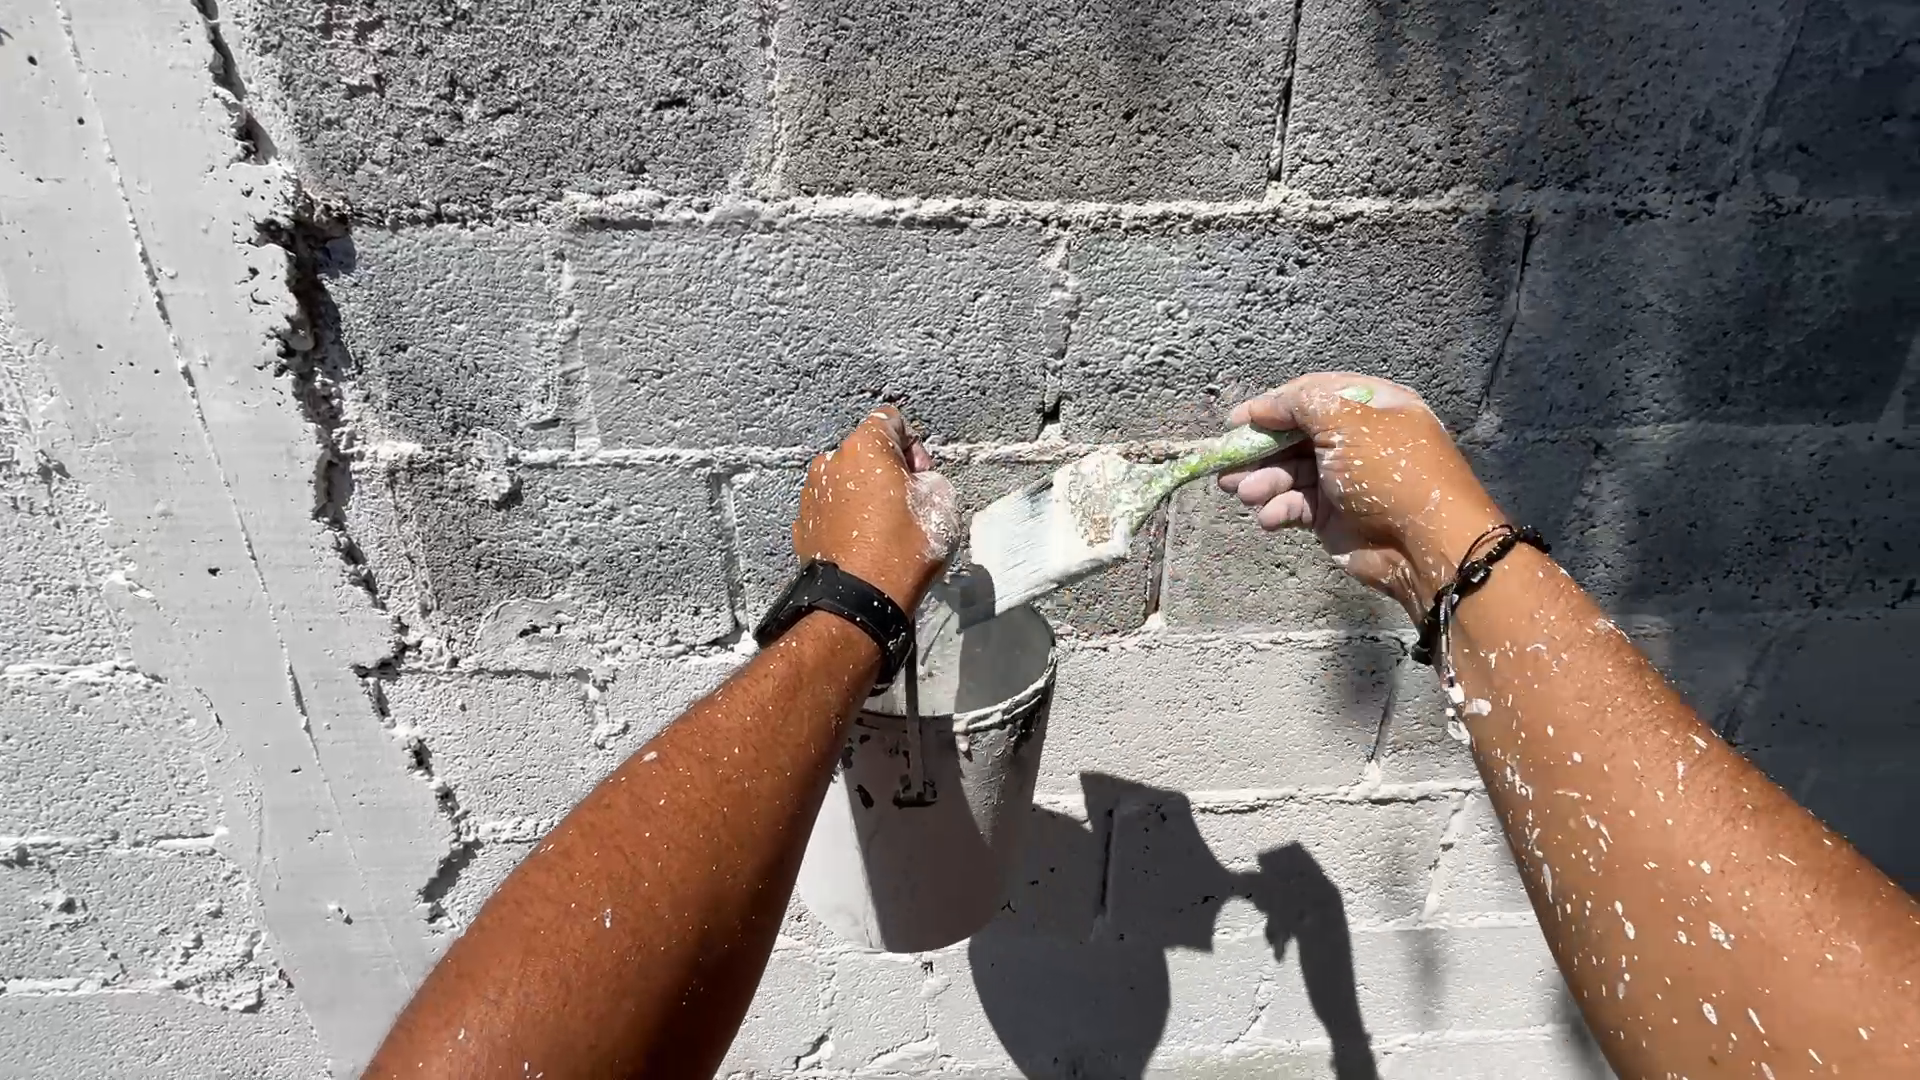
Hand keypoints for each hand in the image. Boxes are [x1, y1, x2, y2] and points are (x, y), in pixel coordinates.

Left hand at [794, 406, 957, 612]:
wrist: (860, 602)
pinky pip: (831, 509)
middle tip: (907, 505)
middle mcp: (831, 462)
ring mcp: (811, 493)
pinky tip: (863, 544)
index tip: (922, 477)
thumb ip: (931, 477)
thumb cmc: (905, 549)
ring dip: (865, 495)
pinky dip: (847, 519)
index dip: (914, 445)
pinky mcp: (802, 523)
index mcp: (865, 446)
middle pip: (866, 451)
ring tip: (884, 529)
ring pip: (846, 481)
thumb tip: (916, 483)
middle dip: (888, 470)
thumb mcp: (943, 504)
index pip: (892, 420)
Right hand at [1215, 373, 1503, 617]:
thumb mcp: (1347, 423)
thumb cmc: (1390, 473)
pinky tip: (1271, 518)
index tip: (1235, 422)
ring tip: (1242, 493)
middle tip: (1226, 465)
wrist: (1423, 544)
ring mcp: (1341, 479)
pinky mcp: (1330, 514)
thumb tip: (1260, 408)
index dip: (1271, 406)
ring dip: (1262, 482)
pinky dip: (1278, 510)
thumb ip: (1299, 405)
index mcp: (1368, 408)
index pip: (1310, 396)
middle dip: (1258, 451)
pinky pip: (1294, 505)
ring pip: (1287, 473)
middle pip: (1292, 437)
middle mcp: (1354, 439)